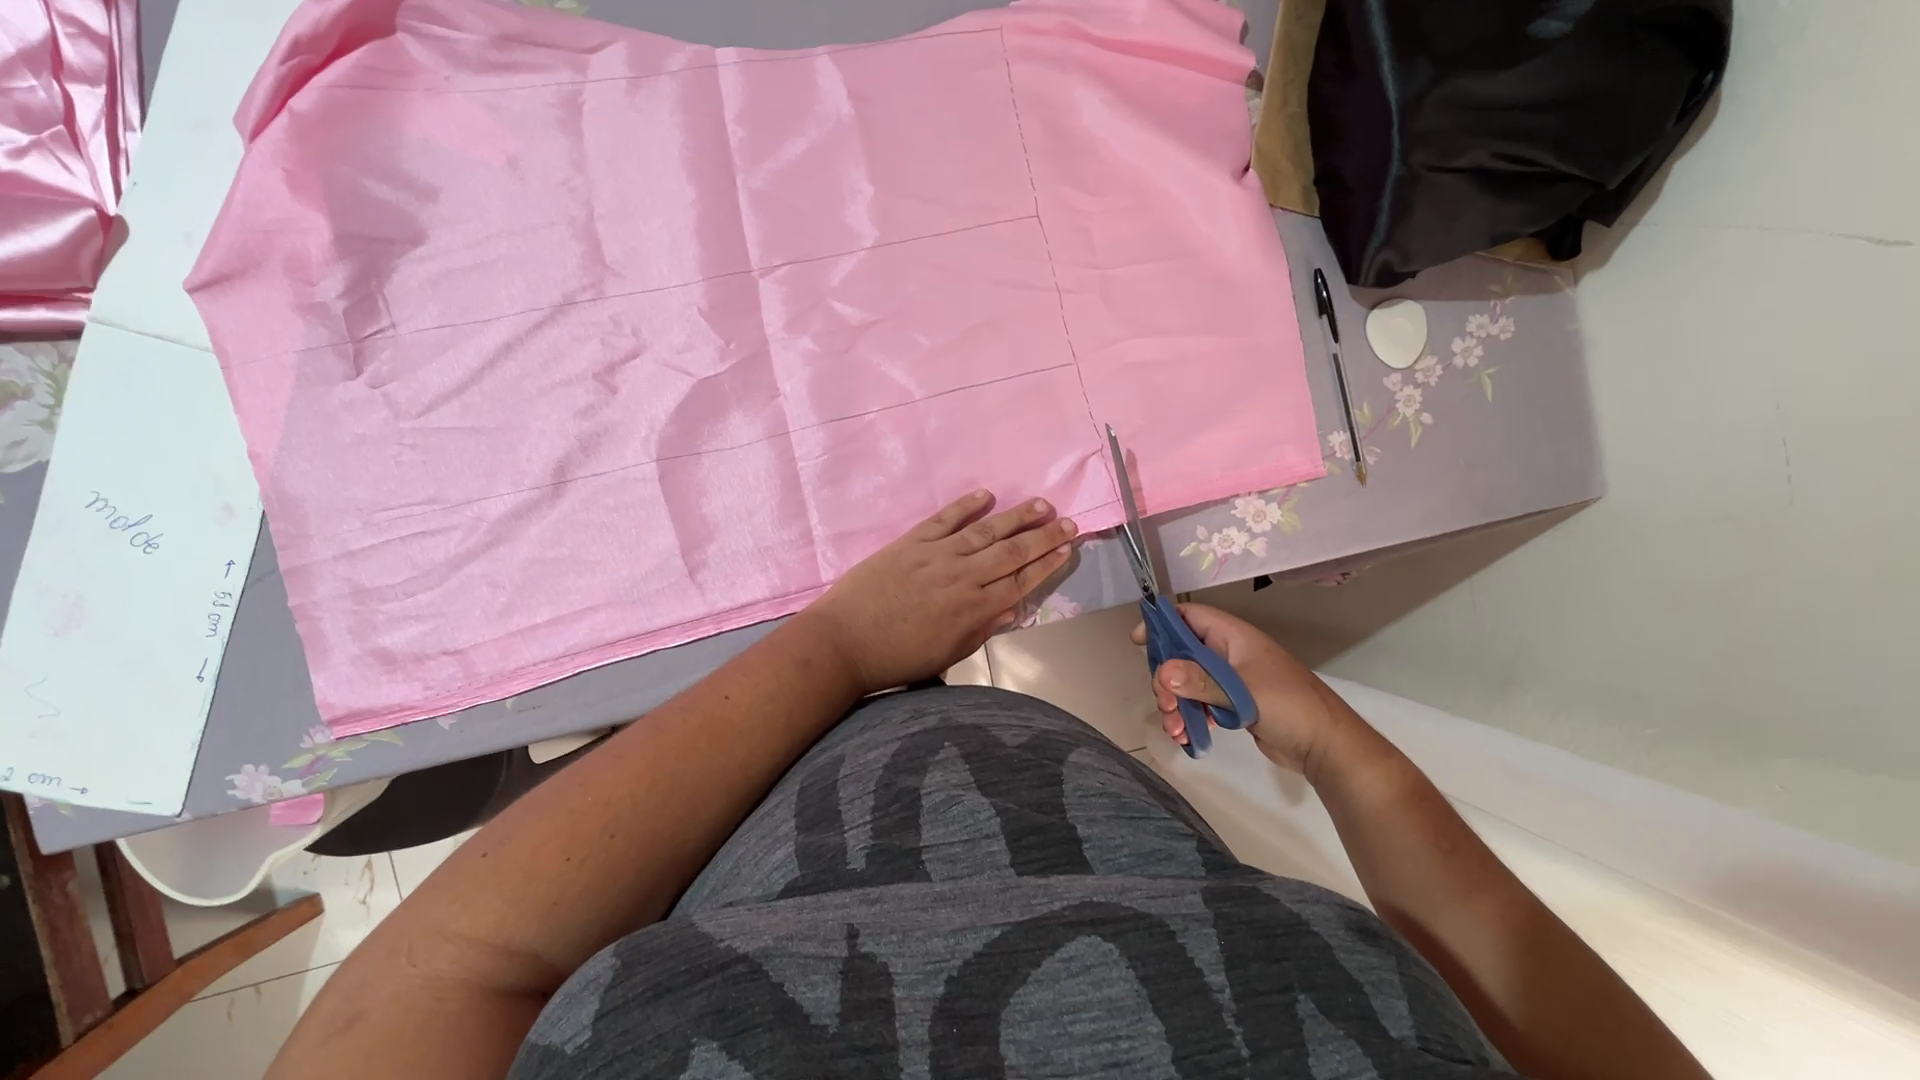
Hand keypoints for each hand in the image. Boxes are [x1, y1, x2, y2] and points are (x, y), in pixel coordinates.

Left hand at [804, 490, 1076, 694]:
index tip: (1068, 550)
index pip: (1021, 582)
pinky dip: (966, 506)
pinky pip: (945, 519)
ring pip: (986, 531)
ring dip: (1017, 516)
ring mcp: (937, 556)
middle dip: (1044, 537)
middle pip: (1013, 552)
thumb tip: (1011, 607)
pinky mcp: (911, 542)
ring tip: (1041, 505)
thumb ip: (981, 630)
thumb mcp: (947, 655)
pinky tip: (987, 495)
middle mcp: (963, 578)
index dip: (1047, 565)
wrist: (844, 643)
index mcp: (973, 611)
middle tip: (1069, 523)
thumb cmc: (896, 659)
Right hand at [1131, 603, 1346, 775]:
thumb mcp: (1241, 692)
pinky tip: (1186, 736)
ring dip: (1176, 703)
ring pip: (1189, 683)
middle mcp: (1230, 654)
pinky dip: (1190, 717)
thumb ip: (1200, 682)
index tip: (1139, 643)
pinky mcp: (1234, 705)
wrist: (1324, 745)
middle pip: (1182, 654)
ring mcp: (1232, 680)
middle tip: (1164, 703)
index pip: (1190, 617)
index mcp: (1234, 637)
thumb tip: (1162, 672)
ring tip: (1176, 727)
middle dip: (1166, 678)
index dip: (1163, 625)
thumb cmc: (1288, 706)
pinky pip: (1201, 704)